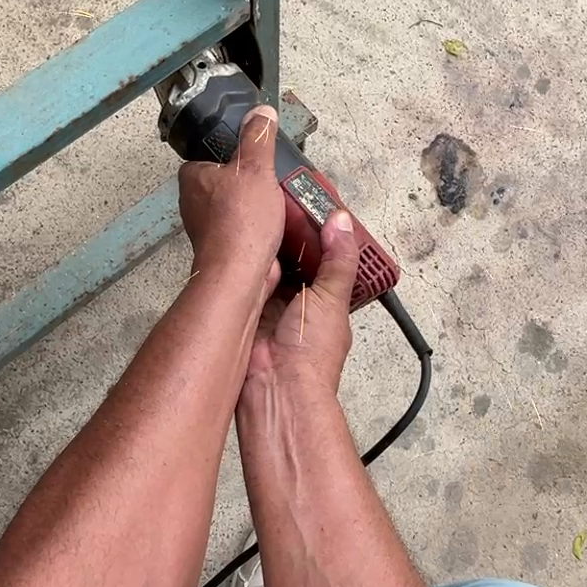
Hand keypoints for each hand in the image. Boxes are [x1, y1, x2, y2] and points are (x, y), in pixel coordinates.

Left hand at [178, 104, 284, 282]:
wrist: (241, 272)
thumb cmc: (238, 223)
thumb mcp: (256, 167)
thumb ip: (258, 137)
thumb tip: (261, 114)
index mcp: (193, 177)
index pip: (211, 153)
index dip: (235, 152)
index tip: (255, 153)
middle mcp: (196, 202)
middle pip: (228, 180)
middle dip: (252, 181)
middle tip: (272, 178)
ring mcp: (211, 227)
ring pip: (239, 206)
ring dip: (260, 206)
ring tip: (279, 202)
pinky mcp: (228, 246)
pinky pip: (248, 229)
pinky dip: (263, 227)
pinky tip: (278, 225)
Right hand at [242, 210, 356, 393]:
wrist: (276, 385)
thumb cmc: (312, 353)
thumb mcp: (332, 298)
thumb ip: (338, 259)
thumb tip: (341, 222)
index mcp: (326, 299)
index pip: (324, 256)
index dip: (319, 232)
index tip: (311, 204)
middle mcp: (299, 300)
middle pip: (295, 257)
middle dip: (291, 234)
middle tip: (282, 201)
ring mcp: (272, 303)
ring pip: (272, 263)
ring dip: (269, 245)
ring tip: (263, 210)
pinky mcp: (249, 306)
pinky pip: (248, 276)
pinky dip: (248, 260)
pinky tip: (245, 237)